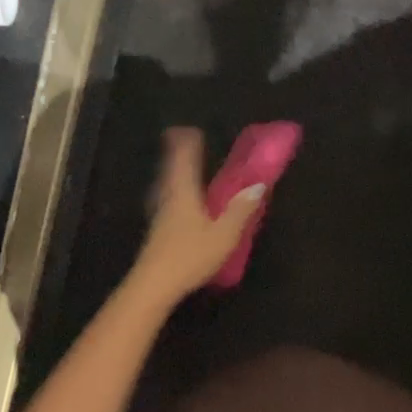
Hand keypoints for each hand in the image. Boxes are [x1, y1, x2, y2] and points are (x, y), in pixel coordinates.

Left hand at [128, 127, 265, 305]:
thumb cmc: (190, 255)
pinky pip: (164, 198)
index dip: (186, 142)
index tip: (189, 128)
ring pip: (164, 183)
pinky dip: (170, 188)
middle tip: (180, 138)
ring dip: (171, 170)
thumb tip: (257, 185)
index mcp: (184, 192)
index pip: (184, 159)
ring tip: (178, 163)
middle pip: (170, 168)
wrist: (154, 283)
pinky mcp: (156, 229)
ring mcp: (158, 213)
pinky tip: (175, 199)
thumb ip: (240, 209)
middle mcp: (168, 197)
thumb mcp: (224, 234)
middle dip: (175, 151)